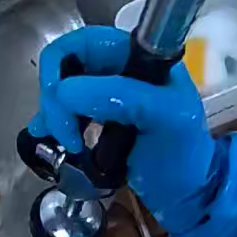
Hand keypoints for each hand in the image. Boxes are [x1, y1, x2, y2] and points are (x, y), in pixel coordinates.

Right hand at [27, 24, 221, 234]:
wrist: (186, 194)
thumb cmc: (183, 155)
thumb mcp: (165, 119)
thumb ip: (121, 97)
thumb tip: (64, 91)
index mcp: (136, 56)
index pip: (83, 42)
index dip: (61, 64)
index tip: (58, 100)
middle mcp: (114, 71)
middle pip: (64, 68)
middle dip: (56, 101)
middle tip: (67, 135)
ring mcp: (101, 97)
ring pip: (58, 92)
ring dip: (53, 117)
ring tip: (67, 144)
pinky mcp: (91, 122)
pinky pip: (60, 114)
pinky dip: (51, 125)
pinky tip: (52, 139)